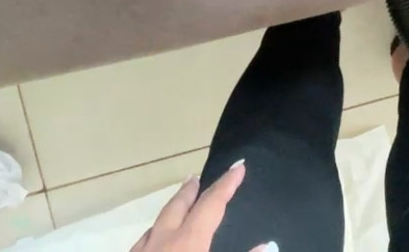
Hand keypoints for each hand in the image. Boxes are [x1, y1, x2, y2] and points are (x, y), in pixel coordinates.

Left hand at [130, 162, 270, 251]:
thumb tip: (269, 244)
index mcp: (187, 243)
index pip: (211, 204)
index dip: (227, 184)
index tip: (239, 165)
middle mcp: (161, 244)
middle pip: (177, 208)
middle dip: (190, 192)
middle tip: (197, 176)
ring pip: (154, 226)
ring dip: (169, 212)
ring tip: (177, 205)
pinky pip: (139, 247)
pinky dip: (150, 236)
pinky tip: (149, 244)